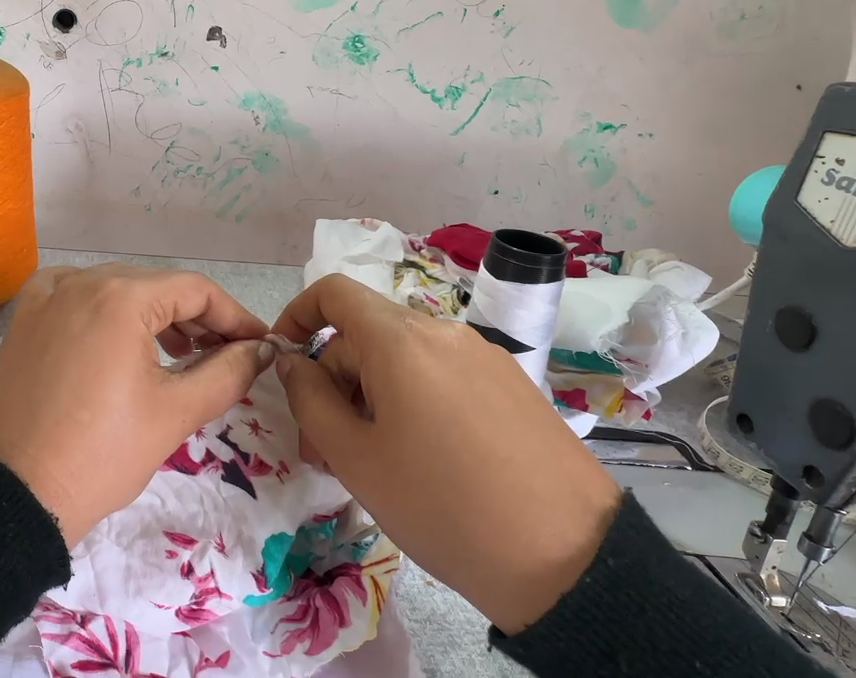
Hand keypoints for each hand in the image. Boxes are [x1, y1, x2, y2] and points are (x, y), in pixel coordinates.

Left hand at [0, 264, 276, 546]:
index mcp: (120, 297)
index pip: (195, 290)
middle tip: (224, 355)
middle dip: (196, 318)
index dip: (235, 317)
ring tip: (179, 354)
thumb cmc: (103, 454)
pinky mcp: (23, 320)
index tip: (259, 346)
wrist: (18, 494)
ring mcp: (46, 298)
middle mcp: (80, 283)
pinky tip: (113, 333)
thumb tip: (261, 350)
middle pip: (155, 287)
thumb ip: (227, 372)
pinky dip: (100, 307)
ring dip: (152, 315)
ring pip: (115, 289)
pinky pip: (71, 294)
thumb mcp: (175, 413)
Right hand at [271, 274, 621, 634]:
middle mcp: (443, 333)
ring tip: (371, 463)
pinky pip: (442, 377)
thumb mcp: (354, 458)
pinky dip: (412, 403)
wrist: (570, 562)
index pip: (334, 292)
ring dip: (371, 397)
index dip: (298, 315)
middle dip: (334, 381)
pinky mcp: (512, 386)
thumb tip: (294, 362)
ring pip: (404, 360)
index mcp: (400, 339)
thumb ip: (309, 399)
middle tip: (325, 449)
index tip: (284, 360)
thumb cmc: (442, 505)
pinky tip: (421, 461)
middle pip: (367, 335)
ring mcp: (484, 358)